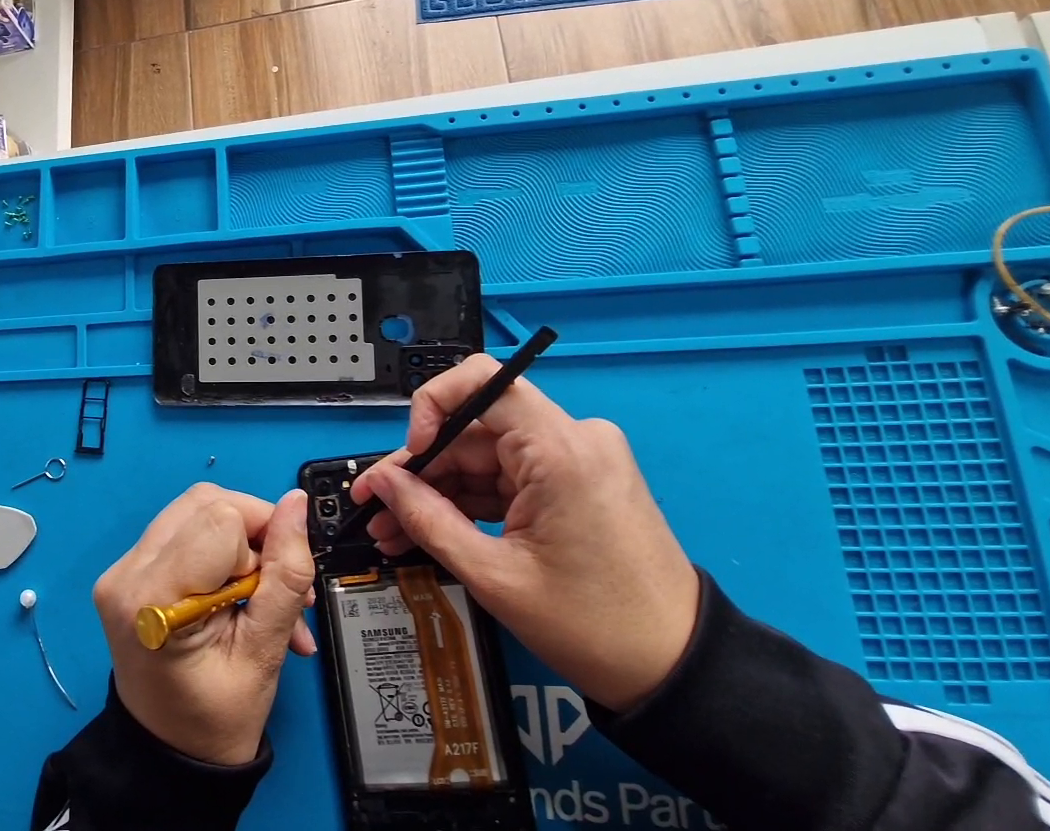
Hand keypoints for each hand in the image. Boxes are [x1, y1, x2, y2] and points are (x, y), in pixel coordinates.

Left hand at [93, 484, 316, 765]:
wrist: (168, 755)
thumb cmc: (217, 719)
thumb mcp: (264, 651)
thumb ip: (285, 574)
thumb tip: (296, 504)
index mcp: (154, 597)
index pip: (219, 517)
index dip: (263, 537)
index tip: (278, 583)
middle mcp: (127, 572)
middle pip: (204, 502)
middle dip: (253, 534)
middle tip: (276, 586)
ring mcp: (122, 569)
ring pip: (195, 511)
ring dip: (240, 543)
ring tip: (264, 594)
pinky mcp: (129, 570)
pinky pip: (183, 531)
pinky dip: (220, 552)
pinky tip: (240, 592)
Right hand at [348, 355, 699, 712]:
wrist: (673, 667)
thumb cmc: (592, 626)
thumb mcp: (494, 574)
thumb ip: (427, 519)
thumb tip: (380, 484)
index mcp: (560, 450)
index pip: (480, 382)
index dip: (431, 408)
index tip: (409, 457)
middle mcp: (573, 439)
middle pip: (474, 430)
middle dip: (421, 469)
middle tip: (376, 507)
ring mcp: (576, 460)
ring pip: (484, 457)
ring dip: (438, 491)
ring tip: (393, 530)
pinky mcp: (575, 482)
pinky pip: (507, 477)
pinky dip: (469, 501)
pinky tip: (430, 528)